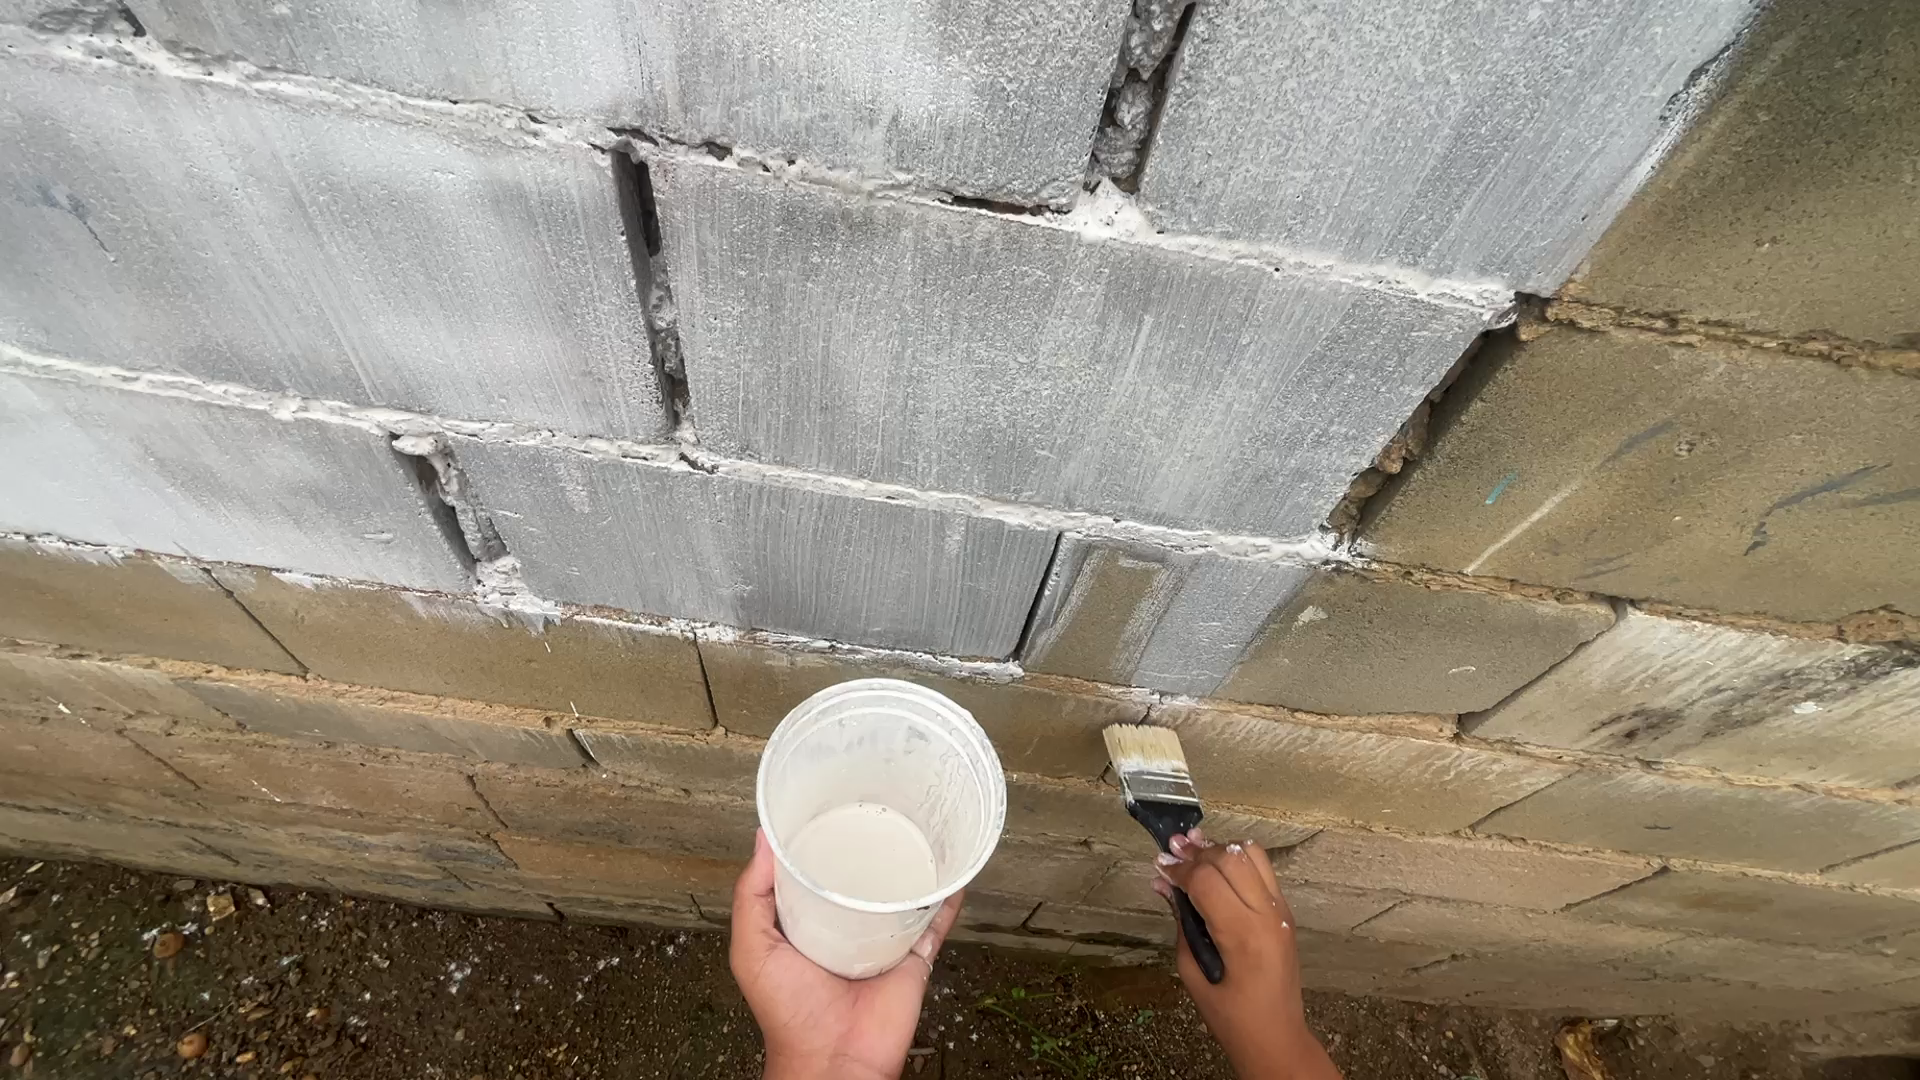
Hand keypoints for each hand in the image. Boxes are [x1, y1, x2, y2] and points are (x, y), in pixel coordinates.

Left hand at [730, 827, 963, 1079]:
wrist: (836, 1064)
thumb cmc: (789, 1014)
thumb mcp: (755, 951)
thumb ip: (751, 898)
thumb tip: (762, 838)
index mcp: (813, 919)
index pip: (819, 869)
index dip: (823, 838)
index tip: (829, 804)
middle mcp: (851, 924)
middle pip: (865, 875)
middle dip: (872, 844)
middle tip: (877, 809)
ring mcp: (886, 937)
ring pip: (904, 891)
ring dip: (914, 864)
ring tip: (919, 828)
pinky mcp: (916, 954)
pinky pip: (936, 919)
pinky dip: (948, 896)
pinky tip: (954, 871)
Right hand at [1156, 830, 1341, 1079]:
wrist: (1278, 1040)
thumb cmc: (1230, 1017)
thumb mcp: (1193, 973)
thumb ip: (1181, 922)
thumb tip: (1162, 882)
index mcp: (1243, 935)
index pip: (1206, 880)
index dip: (1178, 868)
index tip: (1159, 864)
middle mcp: (1268, 915)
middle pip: (1230, 857)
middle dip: (1196, 851)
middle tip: (1172, 850)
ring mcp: (1281, 911)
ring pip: (1251, 853)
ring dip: (1219, 848)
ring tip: (1194, 851)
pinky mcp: (1285, 911)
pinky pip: (1262, 868)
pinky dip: (1237, 857)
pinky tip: (1216, 864)